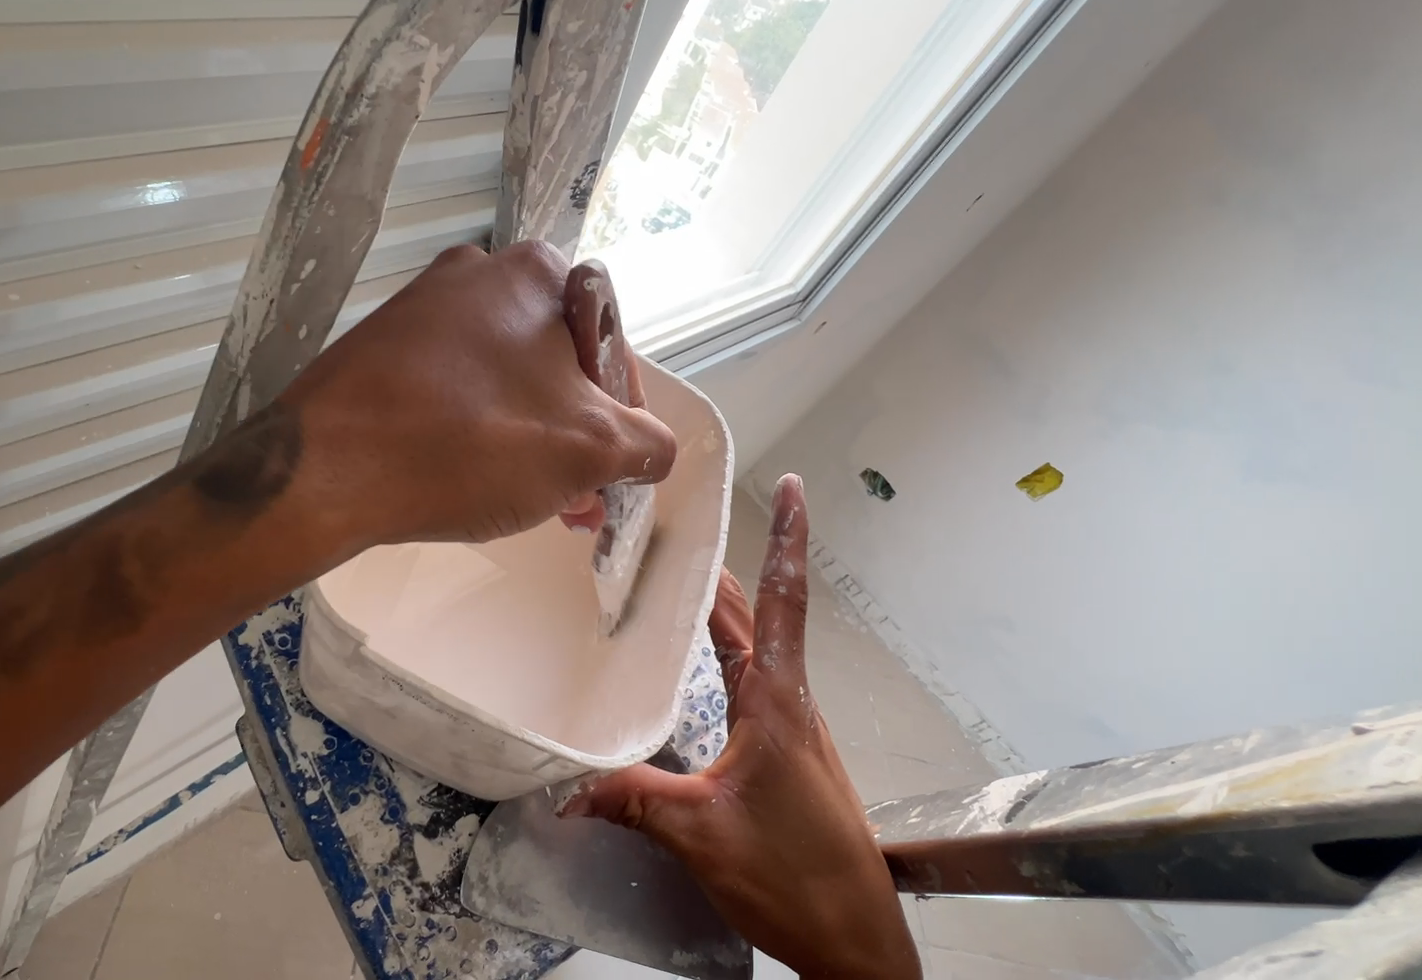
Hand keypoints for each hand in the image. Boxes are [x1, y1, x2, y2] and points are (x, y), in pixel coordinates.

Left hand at [280, 241, 676, 546]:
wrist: (324, 467)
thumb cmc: (468, 443)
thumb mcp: (587, 450)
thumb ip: (646, 444)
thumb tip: (652, 449)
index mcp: (533, 272)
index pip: (609, 342)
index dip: (623, 412)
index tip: (612, 468)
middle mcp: (475, 274)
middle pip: (554, 363)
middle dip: (575, 435)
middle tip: (578, 497)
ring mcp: (419, 310)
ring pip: (503, 381)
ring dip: (531, 441)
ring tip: (535, 504)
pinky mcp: (380, 350)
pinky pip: (453, 391)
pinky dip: (478, 433)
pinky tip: (476, 483)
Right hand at [563, 476, 920, 979]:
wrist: (855, 942)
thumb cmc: (796, 878)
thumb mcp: (703, 834)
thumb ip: (634, 799)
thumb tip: (566, 788)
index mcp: (776, 700)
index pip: (782, 600)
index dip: (788, 539)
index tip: (791, 487)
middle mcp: (786, 699)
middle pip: (754, 612)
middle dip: (724, 562)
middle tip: (679, 524)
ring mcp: (787, 723)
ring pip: (750, 642)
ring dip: (721, 603)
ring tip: (675, 572)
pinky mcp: (782, 747)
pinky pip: (748, 675)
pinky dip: (721, 647)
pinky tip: (694, 654)